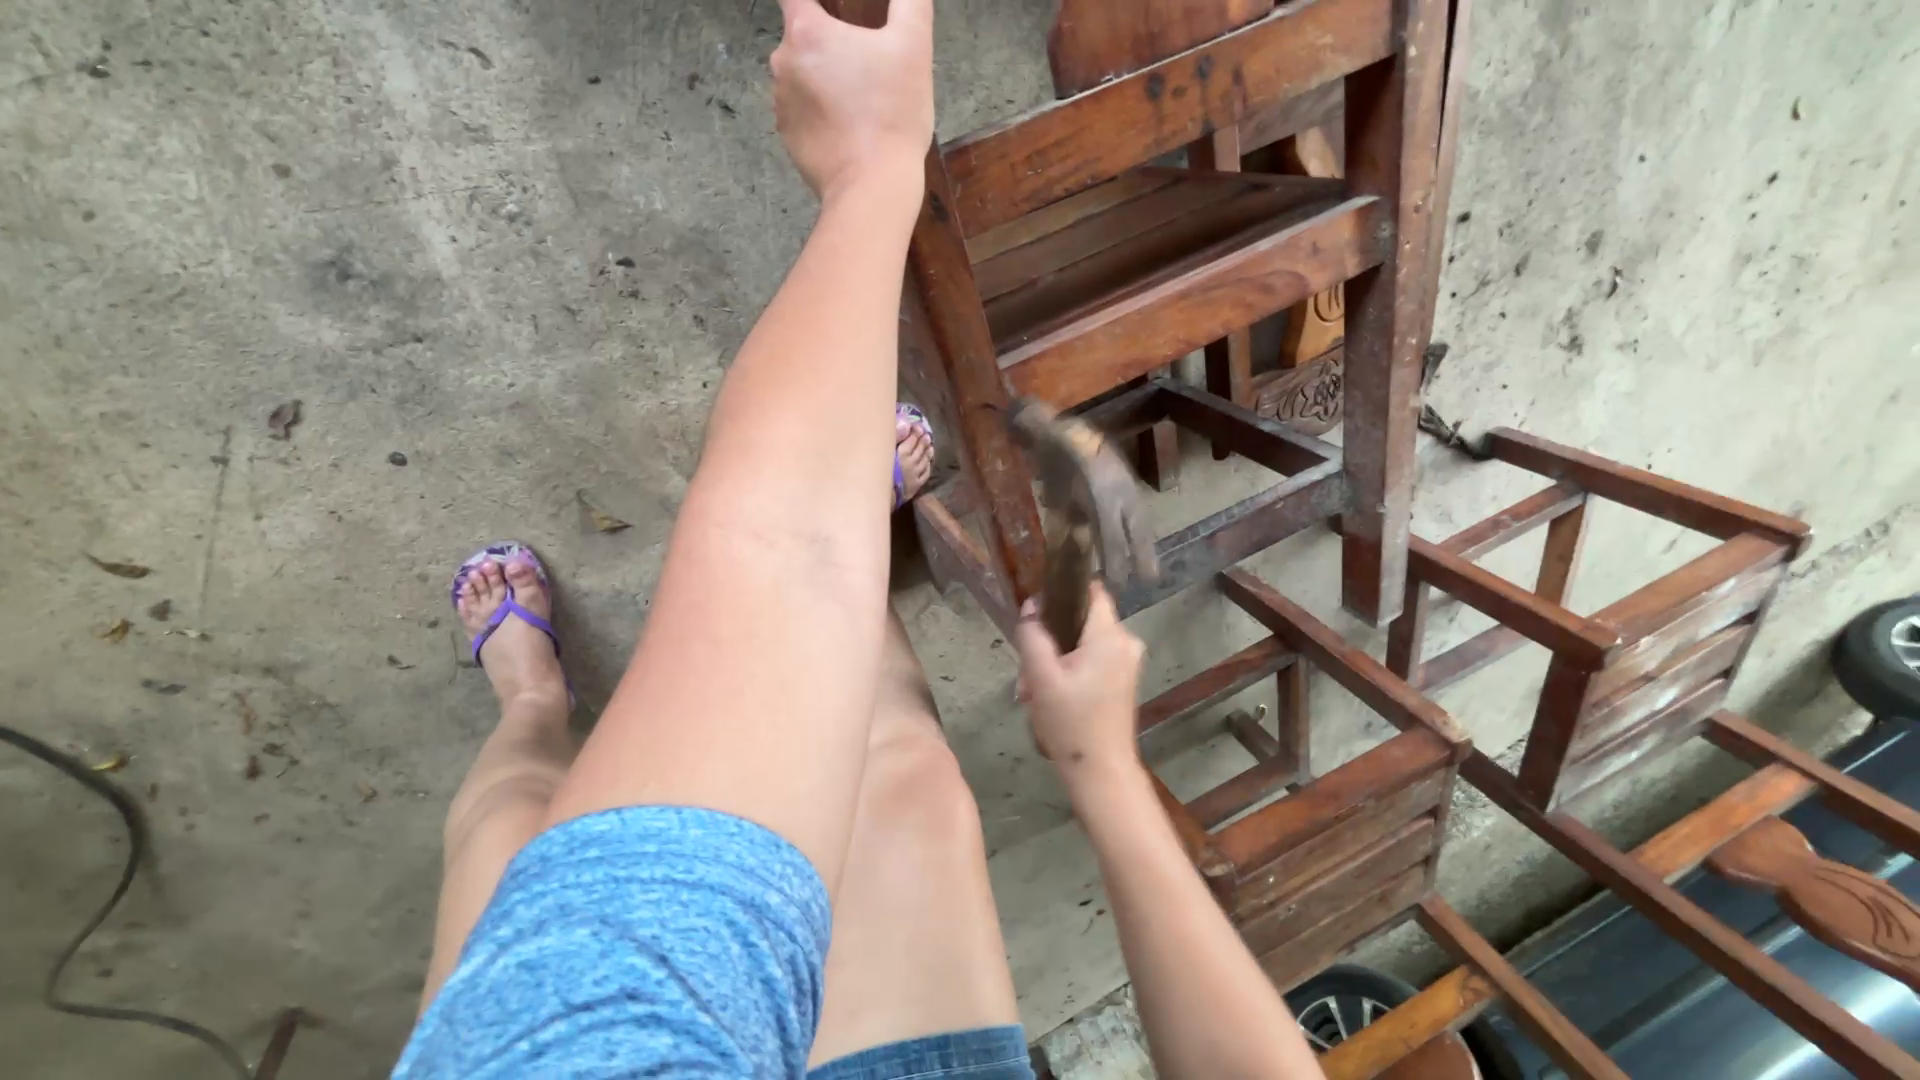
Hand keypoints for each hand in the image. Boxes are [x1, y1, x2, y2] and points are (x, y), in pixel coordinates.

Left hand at [770, 0, 933, 202]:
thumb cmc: (892, 114)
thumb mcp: (913, 46)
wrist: (873, 188)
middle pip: (802, 39)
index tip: (835, 13)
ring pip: (802, 78)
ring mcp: (781, 105)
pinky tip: (849, 131)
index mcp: (806, 32)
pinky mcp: (788, 139)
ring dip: (825, 83)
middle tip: (867, 70)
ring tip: (861, 105)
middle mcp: (783, 64)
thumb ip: (910, 4)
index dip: (815, 1)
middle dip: (830, 47)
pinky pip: (803, 114)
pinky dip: (821, 116)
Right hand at [1012, 585, 1145, 784]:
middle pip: (1079, 621)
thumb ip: (1032, 635)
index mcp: (1110, 635)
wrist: (1101, 772)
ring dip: (1052, 663)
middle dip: (1048, 642)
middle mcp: (1125, 643)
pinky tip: (1048, 700)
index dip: (1062, 592)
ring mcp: (1126, 663)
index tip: (1037, 611)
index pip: (1091, 590)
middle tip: (1027, 673)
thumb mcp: (1041, 676)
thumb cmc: (1072, 723)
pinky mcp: (1122, 681)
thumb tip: (1031, 607)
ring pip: (1080, 644)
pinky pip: (1089, 662)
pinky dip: (1067, 675)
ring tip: (1032, 693)